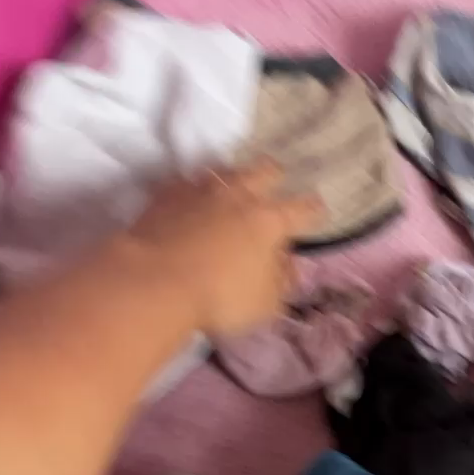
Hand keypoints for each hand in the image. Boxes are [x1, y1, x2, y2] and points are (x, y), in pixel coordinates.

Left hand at [98, 162, 323, 336]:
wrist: (154, 282)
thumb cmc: (221, 297)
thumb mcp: (266, 303)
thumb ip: (282, 280)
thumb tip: (287, 264)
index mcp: (269, 221)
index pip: (303, 209)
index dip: (314, 209)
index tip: (319, 209)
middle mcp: (238, 196)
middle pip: (264, 171)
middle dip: (274, 176)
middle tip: (276, 183)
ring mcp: (199, 190)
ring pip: (224, 171)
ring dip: (233, 179)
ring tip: (232, 189)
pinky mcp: (165, 195)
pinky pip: (186, 183)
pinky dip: (194, 190)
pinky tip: (192, 200)